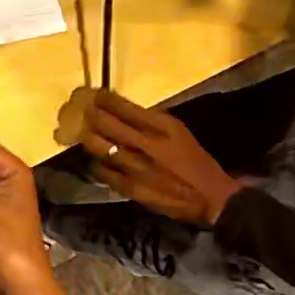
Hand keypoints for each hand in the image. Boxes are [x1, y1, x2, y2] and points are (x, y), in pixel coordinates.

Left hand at [73, 90, 240, 226]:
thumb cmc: (195, 161)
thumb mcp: (178, 133)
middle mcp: (146, 144)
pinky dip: (98, 164)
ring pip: (99, 146)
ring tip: (85, 133)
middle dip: (92, 114)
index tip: (97, 96)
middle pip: (106, 124)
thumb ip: (152, 121)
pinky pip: (103, 171)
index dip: (106, 99)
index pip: (124, 108)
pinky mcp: (129, 187)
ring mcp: (135, 167)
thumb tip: (124, 111)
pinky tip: (97, 160)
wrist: (210, 198)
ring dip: (89, 137)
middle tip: (85, 111)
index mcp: (161, 128)